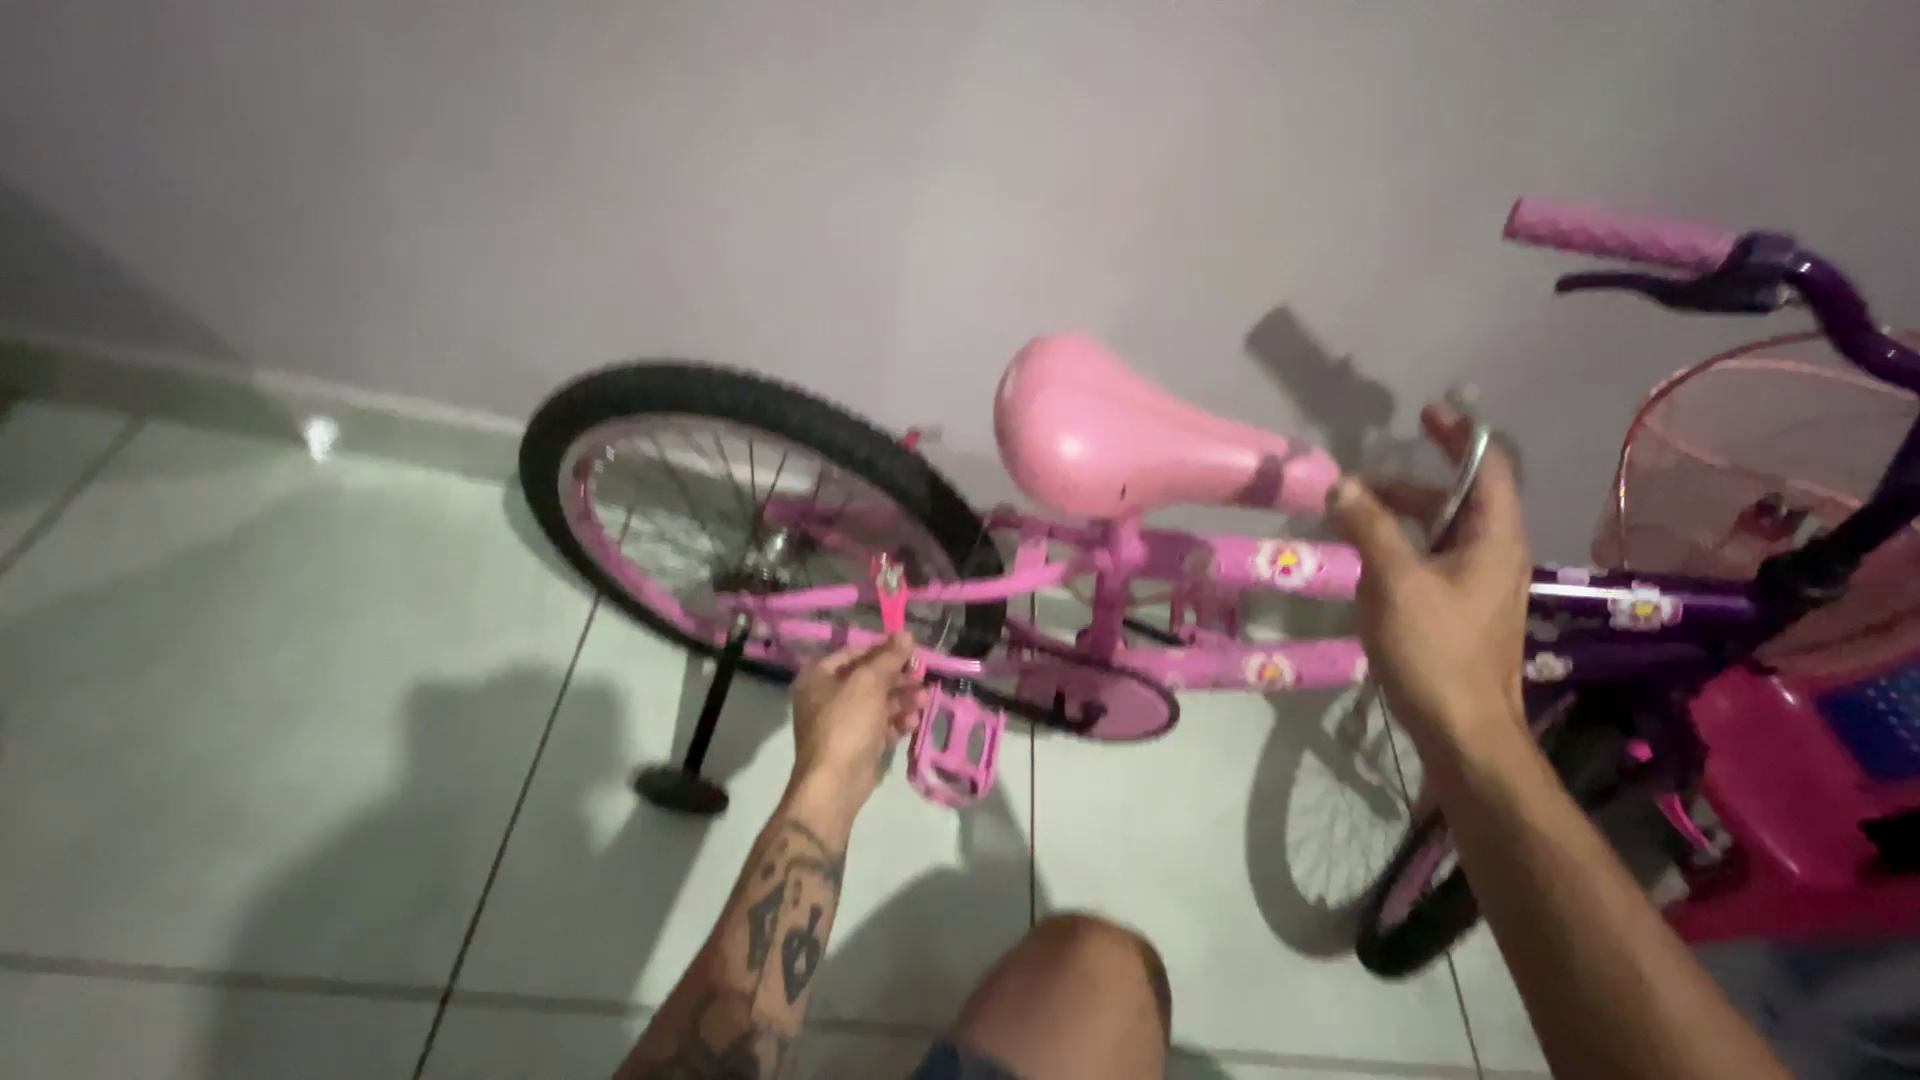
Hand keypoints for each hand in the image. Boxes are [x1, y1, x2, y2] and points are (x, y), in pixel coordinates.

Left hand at [786, 633, 927, 814]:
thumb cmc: (846, 723)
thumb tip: (906, 634)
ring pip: (877, 703)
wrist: (835, 783)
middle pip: (869, 679)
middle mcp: (827, 697)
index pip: (854, 653)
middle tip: (923, 676)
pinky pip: (880, 726)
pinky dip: (896, 722)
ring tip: (924, 700)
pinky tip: (913, 722)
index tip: (911, 651)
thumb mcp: (869, 683)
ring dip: (902, 700)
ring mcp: (842, 723)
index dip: (883, 650)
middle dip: (898, 678)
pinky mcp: (857, 745)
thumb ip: (889, 657)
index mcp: (819, 677)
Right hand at [1327, 402, 1531, 759]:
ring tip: (1351, 520)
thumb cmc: (1435, 649)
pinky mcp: (1460, 609)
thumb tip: (1342, 485)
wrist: (1462, 728)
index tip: (1425, 413)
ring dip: (1398, 517)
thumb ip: (1368, 527)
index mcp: (1493, 538)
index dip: (1459, 435)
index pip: (1488, 468)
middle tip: (1356, 485)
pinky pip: (1430, 560)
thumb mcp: (1394, 581)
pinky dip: (1399, 547)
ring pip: (1440, 532)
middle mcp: (1494, 553)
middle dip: (1408, 484)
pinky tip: (1366, 562)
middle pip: (1457, 499)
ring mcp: (1478, 584)